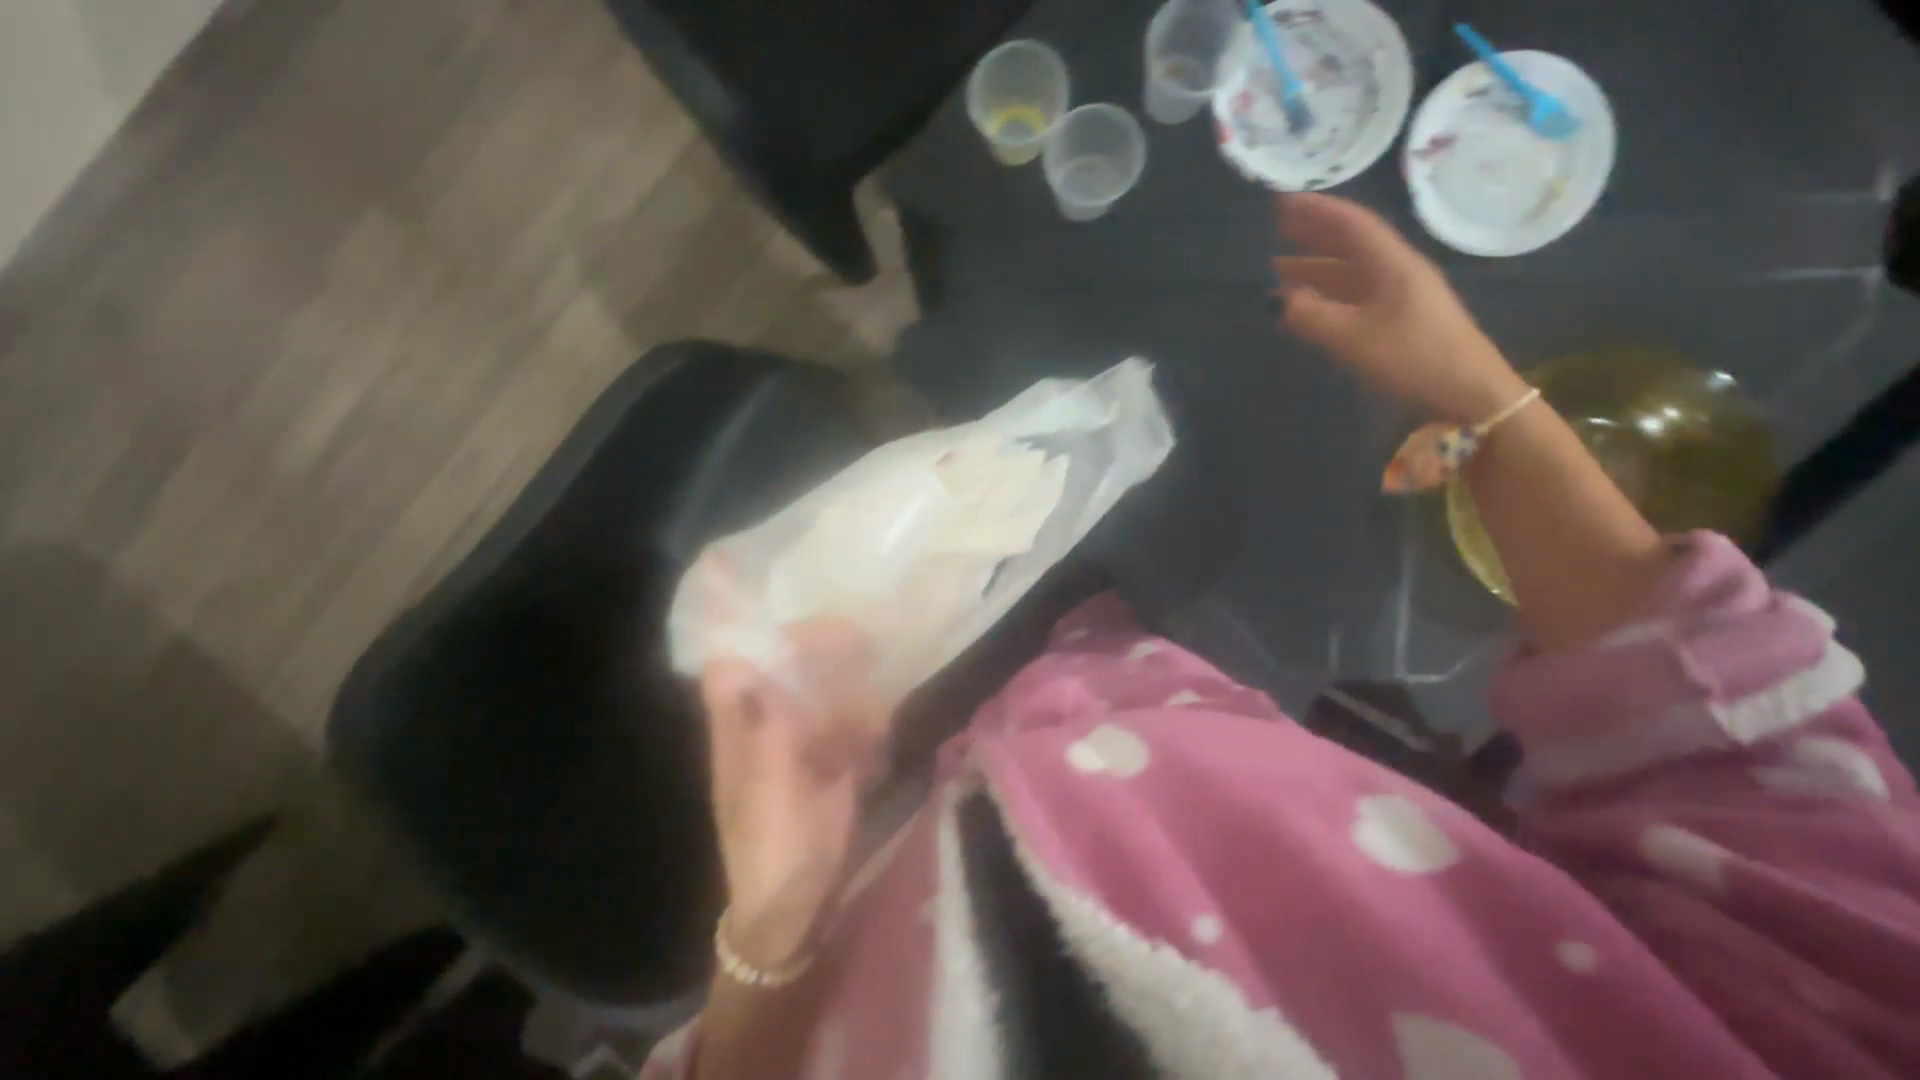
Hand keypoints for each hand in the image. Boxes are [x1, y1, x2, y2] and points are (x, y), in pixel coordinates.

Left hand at [699, 617, 888, 969]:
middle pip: (788, 668)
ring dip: (852, 691)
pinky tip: (878, 741)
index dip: (751, 633)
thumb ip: (768, 727)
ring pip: (826, 693)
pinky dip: (868, 725)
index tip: (790, 612)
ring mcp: (803, 743)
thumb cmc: (769, 848)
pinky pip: (853, 726)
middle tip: (863, 640)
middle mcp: (769, 725)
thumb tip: (759, 664)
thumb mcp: (766, 788)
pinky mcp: (833, 763)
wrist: (794, 908)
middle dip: (821, 649)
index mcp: (738, 727)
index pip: (734, 663)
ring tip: (873, 704)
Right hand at [1272, 193, 1528, 424]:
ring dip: (1316, 268)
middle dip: (1314, 233)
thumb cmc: (1414, 358)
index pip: (1352, 224)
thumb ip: (1311, 317)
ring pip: (1352, 272)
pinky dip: (1327, 295)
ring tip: (1280, 268)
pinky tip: (1308, 306)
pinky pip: (1356, 297)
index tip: (1282, 201)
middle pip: (1352, 243)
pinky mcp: (1401, 321)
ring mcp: (1401, 297)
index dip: (1316, 210)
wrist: (1470, 394)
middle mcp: (1398, 272)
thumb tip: (1272, 300)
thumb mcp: (1355, 338)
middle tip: (1278, 225)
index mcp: (1393, 265)